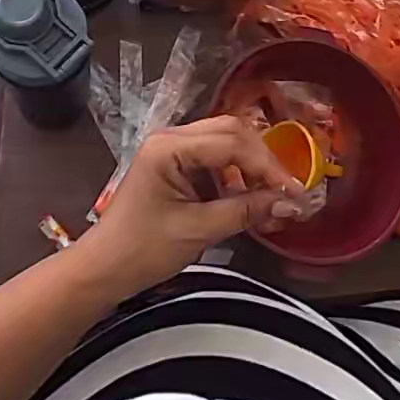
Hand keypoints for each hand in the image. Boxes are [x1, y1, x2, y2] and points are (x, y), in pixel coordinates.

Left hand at [75, 116, 305, 298]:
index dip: (267, 166)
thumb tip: (289, 204)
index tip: (295, 192)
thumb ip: (244, 211)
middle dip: (262, 160)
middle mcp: (170, 138)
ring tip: (272, 197)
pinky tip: (247, 197)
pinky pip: (212, 159)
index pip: (231, 142)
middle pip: (230, 132)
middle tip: (288, 190)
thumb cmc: (142, 249)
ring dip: (250, 167)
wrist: (104, 267)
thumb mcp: (197, 230)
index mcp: (168, 147)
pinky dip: (234, 175)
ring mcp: (170, 149)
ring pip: (223, 142)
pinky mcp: (174, 165)